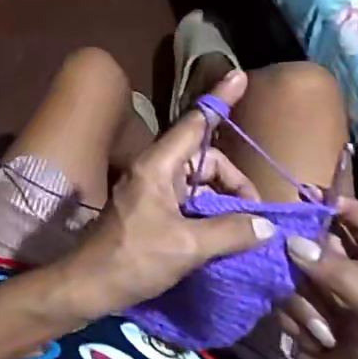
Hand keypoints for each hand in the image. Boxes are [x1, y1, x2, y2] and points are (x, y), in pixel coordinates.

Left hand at [54, 71, 277, 322]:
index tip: (240, 75)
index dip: (219, 101)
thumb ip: (230, 231)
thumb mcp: (188, 246)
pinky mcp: (150, 210)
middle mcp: (153, 170)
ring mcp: (150, 190)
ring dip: (224, 198)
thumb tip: (266, 223)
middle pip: (203, 158)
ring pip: (198, 181)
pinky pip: (189, 200)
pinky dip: (211, 210)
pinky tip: (229, 234)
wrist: (91, 283)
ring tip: (246, 229)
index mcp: (157, 166)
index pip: (193, 124)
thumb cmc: (134, 258)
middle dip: (233, 178)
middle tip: (257, 214)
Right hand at [279, 198, 357, 358]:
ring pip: (296, 267)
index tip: (306, 196)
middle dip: (305, 243)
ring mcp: (327, 301)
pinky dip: (291, 313)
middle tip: (283, 242)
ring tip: (318, 326)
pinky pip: (282, 295)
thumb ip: (344, 279)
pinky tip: (310, 339)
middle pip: (323, 240)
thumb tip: (293, 241)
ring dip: (301, 292)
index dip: (342, 207)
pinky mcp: (299, 319)